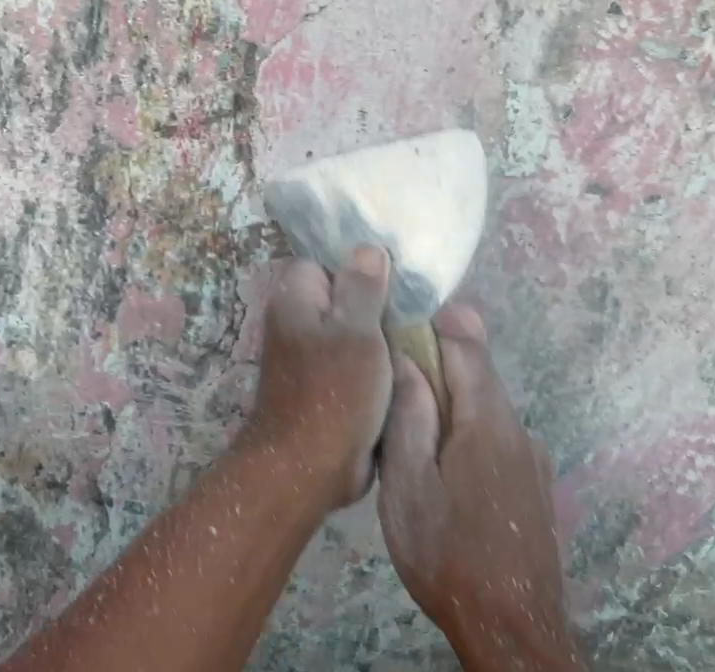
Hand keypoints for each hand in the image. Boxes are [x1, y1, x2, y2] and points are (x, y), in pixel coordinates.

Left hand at [242, 247, 393, 510]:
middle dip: (376, 301)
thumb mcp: (356, 331)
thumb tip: (368, 248)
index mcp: (295, 297)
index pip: (326, 260)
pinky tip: (407, 363)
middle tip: (416, 306)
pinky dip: (376, 360)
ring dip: (380, 333)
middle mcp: (295, 318)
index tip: (396, 276)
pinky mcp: (324, 381)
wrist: (309, 466)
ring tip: (419, 332)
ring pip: (352, 327)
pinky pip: (354, 356)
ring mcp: (308, 352)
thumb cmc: (334, 392)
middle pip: (341, 294)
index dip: (359, 265)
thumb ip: (362, 287)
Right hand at [378, 303, 581, 669]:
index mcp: (488, 424)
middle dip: (442, 358)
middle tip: (400, 353)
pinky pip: (496, 437)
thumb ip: (410, 418)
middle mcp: (518, 432)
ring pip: (488, 409)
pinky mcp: (534, 487)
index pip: (468, 350)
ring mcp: (532, 462)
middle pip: (480, 377)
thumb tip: (409, 362)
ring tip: (412, 406)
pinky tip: (442, 452)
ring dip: (453, 396)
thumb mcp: (409, 484)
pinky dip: (467, 426)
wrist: (512, 628)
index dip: (441, 321)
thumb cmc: (446, 552)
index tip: (411, 305)